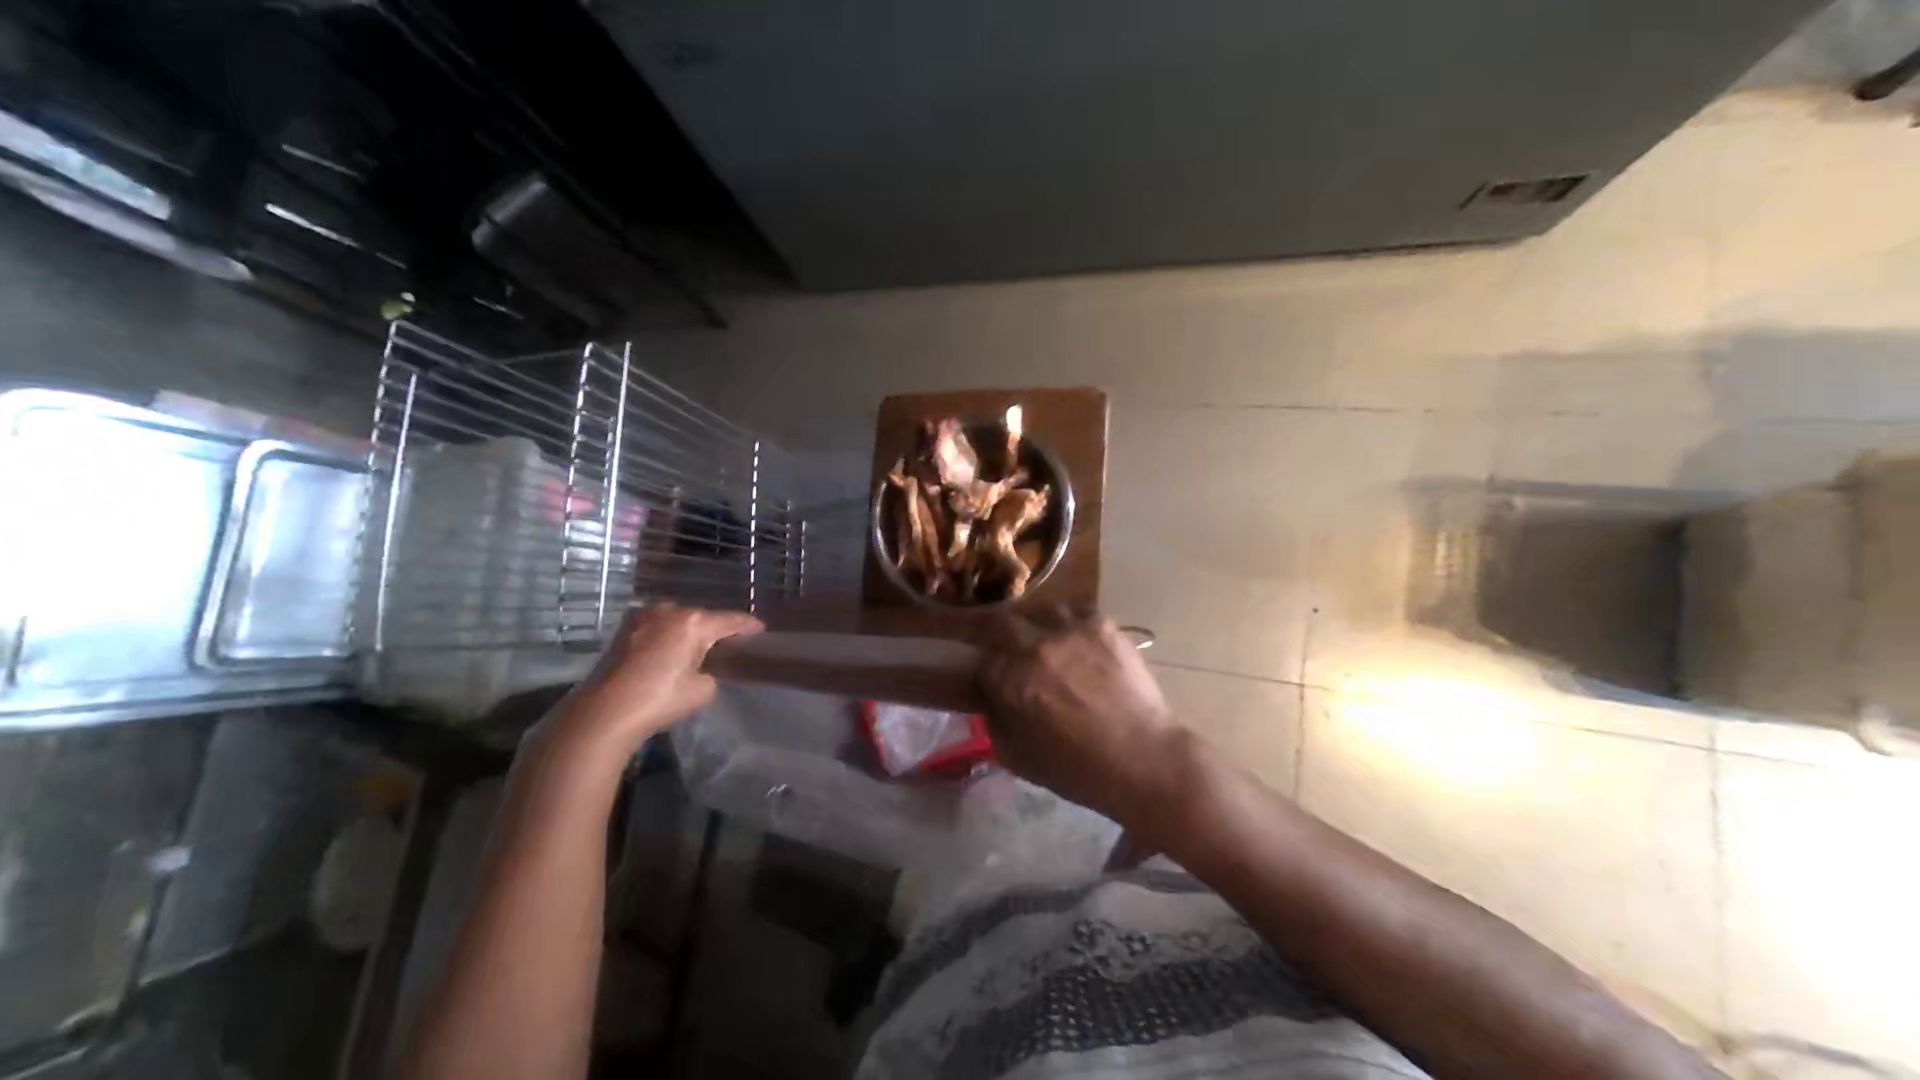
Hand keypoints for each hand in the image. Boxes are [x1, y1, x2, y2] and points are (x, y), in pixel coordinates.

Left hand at [556, 603, 763, 751]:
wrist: (603, 714)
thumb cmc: (659, 701)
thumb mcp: (702, 691)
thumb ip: (711, 673)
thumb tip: (703, 669)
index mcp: (693, 622)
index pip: (731, 620)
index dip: (749, 625)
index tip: (762, 629)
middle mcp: (669, 610)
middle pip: (703, 616)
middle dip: (716, 628)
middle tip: (730, 643)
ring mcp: (643, 617)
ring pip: (677, 619)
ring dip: (689, 630)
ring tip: (700, 647)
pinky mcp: (623, 630)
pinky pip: (658, 626)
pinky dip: (669, 635)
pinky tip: (672, 650)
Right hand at [976, 611, 1183, 821]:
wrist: (1143, 758)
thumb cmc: (1077, 769)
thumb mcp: (1018, 758)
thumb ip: (996, 722)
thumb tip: (990, 700)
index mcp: (1010, 681)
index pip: (978, 660)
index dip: (981, 667)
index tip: (987, 675)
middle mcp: (1035, 648)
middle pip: (999, 622)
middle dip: (996, 633)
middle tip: (1005, 647)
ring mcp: (1070, 632)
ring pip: (1040, 612)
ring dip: (1037, 626)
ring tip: (1047, 642)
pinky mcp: (1102, 626)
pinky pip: (1077, 614)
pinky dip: (1072, 627)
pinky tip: (1080, 644)